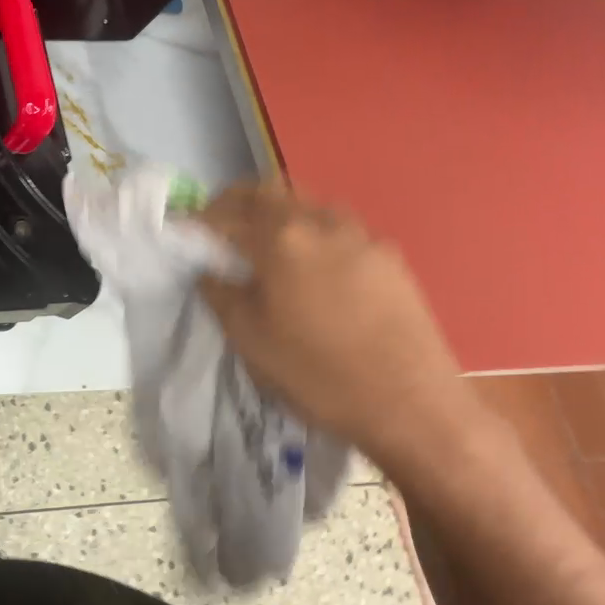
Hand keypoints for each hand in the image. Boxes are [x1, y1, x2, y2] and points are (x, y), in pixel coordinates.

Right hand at [194, 181, 477, 466]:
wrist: (415, 410)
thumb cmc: (318, 374)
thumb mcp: (248, 337)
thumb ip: (220, 292)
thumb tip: (210, 270)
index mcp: (283, 238)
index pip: (233, 206)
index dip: (205, 214)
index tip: (190, 231)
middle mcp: (324, 225)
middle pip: (275, 193)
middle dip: (243, 206)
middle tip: (225, 232)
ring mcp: (365, 240)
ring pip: (312, 207)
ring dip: (283, 217)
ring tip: (270, 249)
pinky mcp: (393, 263)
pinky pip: (342, 232)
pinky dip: (317, 238)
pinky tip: (315, 273)